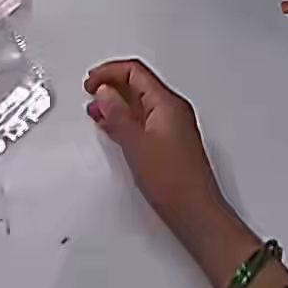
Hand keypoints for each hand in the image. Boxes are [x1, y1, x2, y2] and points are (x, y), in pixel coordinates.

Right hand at [84, 60, 231, 234]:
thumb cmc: (173, 182)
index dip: (109, 72)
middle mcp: (172, 108)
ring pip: (140, 101)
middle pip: (138, 83)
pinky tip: (112, 126)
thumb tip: (104, 91)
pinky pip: (144, 118)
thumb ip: (117, 114)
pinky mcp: (170, 141)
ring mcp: (173, 124)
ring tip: (96, 108)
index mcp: (167, 102)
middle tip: (90, 90)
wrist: (197, 215)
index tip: (91, 81)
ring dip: (117, 102)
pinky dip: (125, 118)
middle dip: (112, 84)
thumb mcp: (136, 144)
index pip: (135, 72)